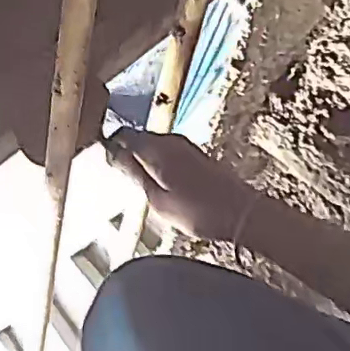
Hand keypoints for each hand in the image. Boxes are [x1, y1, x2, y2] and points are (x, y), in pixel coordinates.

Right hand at [103, 128, 254, 242]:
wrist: (244, 215)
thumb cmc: (198, 211)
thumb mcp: (156, 198)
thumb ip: (133, 173)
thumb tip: (112, 154)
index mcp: (156, 149)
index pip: (122, 135)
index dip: (110, 147)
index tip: (105, 164)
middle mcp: (169, 141)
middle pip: (137, 139)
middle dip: (126, 153)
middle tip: (121, 179)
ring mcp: (185, 146)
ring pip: (152, 146)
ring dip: (143, 160)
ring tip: (141, 185)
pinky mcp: (196, 155)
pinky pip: (166, 153)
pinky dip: (158, 164)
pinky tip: (161, 184)